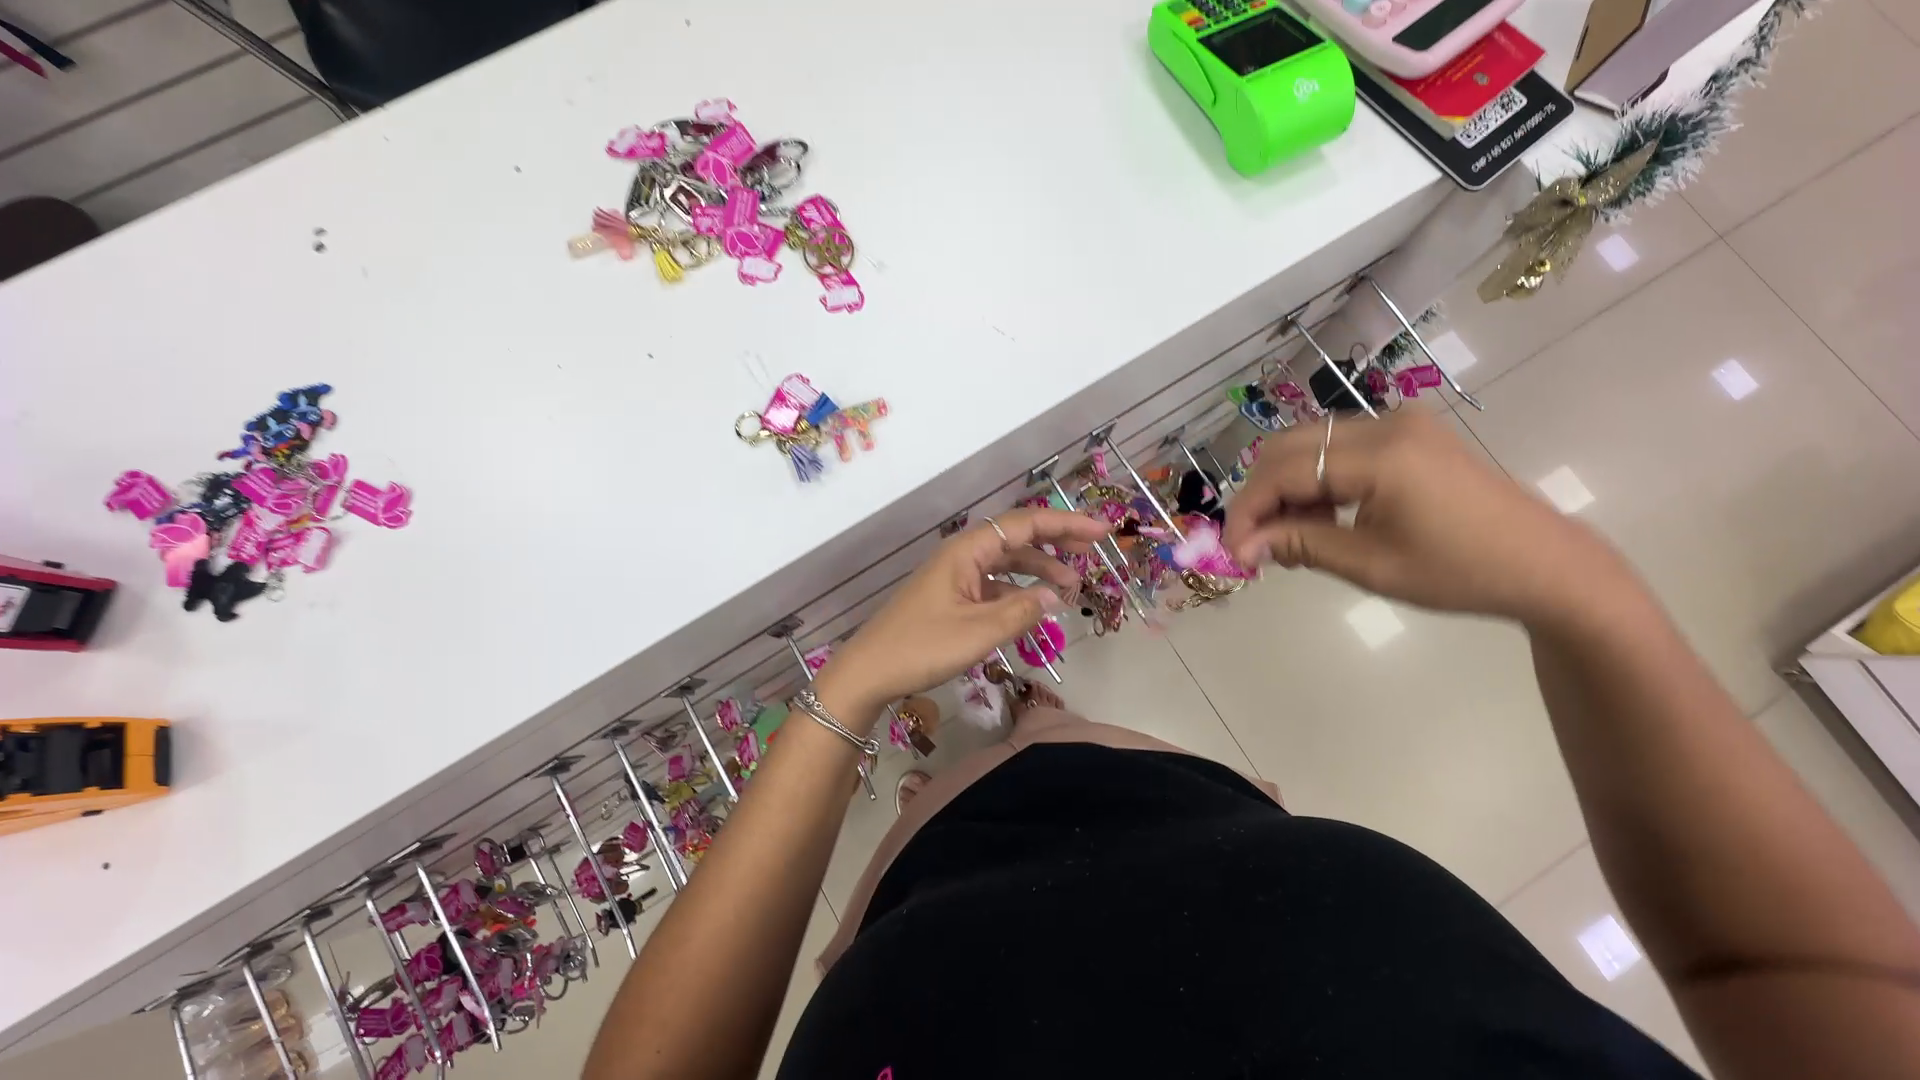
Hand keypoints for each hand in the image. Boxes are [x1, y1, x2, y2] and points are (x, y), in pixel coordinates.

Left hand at [815, 508, 1111, 723]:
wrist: (867, 672)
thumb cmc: (921, 647)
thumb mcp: (978, 632)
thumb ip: (1021, 611)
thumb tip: (1055, 595)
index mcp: (967, 551)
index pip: (1024, 524)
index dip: (1065, 523)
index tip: (1101, 531)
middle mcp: (962, 556)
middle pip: (1016, 538)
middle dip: (1055, 541)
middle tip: (1093, 550)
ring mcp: (955, 577)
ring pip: (1005, 562)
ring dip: (1038, 569)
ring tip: (1070, 586)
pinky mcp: (950, 599)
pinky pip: (993, 585)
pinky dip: (1017, 591)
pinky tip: (1034, 607)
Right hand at [1220, 410, 1632, 626]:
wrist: (1544, 564)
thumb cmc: (1460, 572)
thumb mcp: (1371, 565)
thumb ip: (1301, 545)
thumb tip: (1243, 548)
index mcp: (1382, 456)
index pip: (1285, 471)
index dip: (1249, 510)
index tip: (1233, 552)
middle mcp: (1387, 424)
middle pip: (1290, 446)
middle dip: (1261, 495)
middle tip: (1255, 545)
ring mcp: (1401, 423)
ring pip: (1311, 444)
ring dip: (1287, 487)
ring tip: (1289, 538)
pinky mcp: (1410, 434)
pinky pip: (1340, 447)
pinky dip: (1317, 479)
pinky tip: (1321, 518)